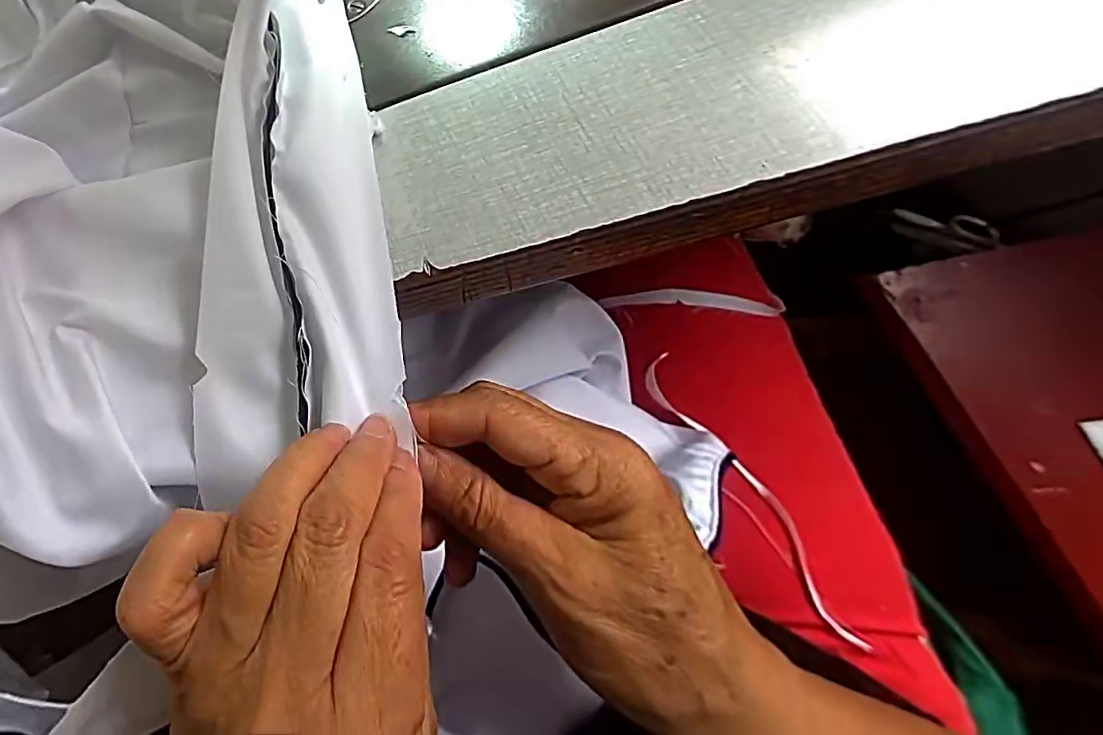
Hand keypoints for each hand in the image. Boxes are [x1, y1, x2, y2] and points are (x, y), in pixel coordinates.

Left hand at [118, 415, 433, 734]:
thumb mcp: (408, 716)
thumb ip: (405, 620)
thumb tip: (400, 514)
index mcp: (363, 718)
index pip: (386, 574)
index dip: (397, 500)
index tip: (401, 466)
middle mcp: (283, 689)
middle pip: (327, 544)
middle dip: (357, 470)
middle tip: (372, 440)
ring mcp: (218, 667)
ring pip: (259, 537)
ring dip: (299, 471)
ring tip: (326, 444)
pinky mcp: (172, 658)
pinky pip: (163, 580)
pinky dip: (193, 529)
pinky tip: (232, 509)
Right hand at [413, 383, 943, 734]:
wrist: (713, 692)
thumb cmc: (658, 644)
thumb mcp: (557, 576)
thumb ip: (485, 509)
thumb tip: (423, 462)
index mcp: (599, 459)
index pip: (499, 411)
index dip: (438, 418)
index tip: (389, 439)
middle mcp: (589, 453)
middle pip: (493, 425)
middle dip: (441, 455)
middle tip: (406, 495)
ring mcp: (580, 476)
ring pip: (493, 455)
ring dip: (455, 489)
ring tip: (435, 536)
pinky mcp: (570, 500)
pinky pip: (507, 486)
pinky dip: (476, 511)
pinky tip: (465, 548)